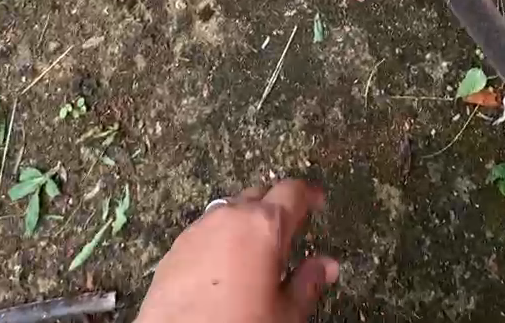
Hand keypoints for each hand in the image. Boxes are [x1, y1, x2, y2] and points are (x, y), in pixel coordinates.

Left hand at [134, 179, 339, 322]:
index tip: (317, 200)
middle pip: (260, 195)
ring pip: (231, 209)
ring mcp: (200, 227)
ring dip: (246, 221)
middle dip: (276, 206)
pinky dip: (220, 237)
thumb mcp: (285, 314)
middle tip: (289, 228)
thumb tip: (327, 265)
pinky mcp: (177, 246)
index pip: (293, 192)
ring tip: (255, 249)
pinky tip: (224, 264)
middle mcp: (232, 215)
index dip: (309, 194)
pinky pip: (206, 229)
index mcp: (265, 225)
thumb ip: (307, 283)